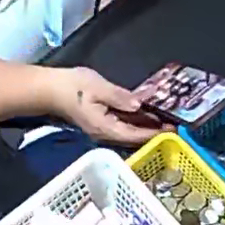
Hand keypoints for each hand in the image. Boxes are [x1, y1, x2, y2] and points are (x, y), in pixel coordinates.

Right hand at [47, 66, 166, 145]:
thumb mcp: (97, 87)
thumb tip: (138, 105)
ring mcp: (103, 130)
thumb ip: (119, 97)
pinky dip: (135, 121)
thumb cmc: (71, 88)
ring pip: (129, 132)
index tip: (170, 130)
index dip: (152, 133)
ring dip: (145, 127)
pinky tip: (146, 114)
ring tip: (164, 119)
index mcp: (105, 128)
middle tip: (173, 124)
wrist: (50, 91)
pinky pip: (122, 125)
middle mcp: (105, 134)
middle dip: (152, 132)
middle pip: (133, 137)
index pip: (133, 135)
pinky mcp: (101, 123)